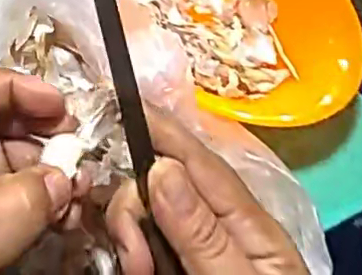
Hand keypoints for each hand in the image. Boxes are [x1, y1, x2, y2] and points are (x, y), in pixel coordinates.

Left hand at [0, 68, 79, 274]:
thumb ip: (18, 204)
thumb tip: (64, 177)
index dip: (15, 88)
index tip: (60, 106)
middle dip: (37, 128)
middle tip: (79, 147)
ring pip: (6, 159)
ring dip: (45, 169)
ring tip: (80, 188)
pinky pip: (10, 197)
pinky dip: (40, 201)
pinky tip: (66, 212)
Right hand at [106, 102, 308, 274]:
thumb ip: (205, 236)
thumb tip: (159, 165)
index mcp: (249, 226)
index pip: (197, 156)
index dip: (156, 124)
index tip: (112, 102)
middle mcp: (221, 229)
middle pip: (160, 179)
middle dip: (133, 201)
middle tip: (131, 257)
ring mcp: (197, 250)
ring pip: (144, 208)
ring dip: (127, 230)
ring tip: (134, 271)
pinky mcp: (175, 268)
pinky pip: (142, 241)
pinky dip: (129, 249)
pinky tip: (131, 269)